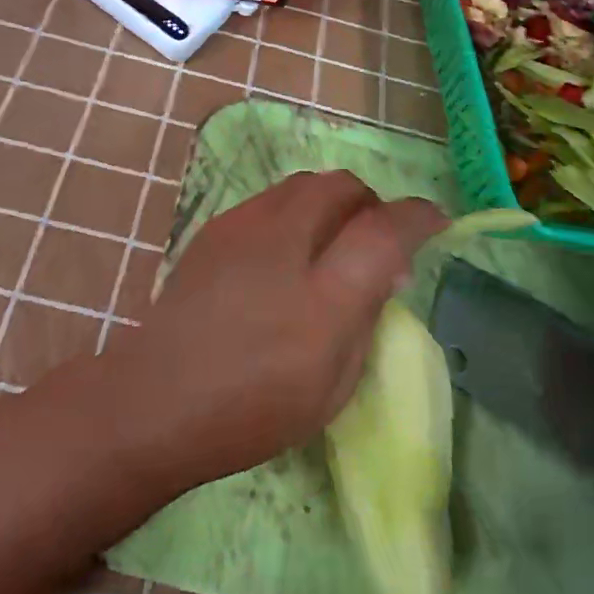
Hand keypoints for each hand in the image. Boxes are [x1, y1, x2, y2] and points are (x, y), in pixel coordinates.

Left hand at [94, 170, 447, 485]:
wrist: (158, 395)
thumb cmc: (252, 410)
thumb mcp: (332, 386)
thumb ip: (365, 318)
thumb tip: (387, 270)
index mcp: (322, 296)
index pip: (384, 229)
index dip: (418, 217)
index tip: (435, 221)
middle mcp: (282, 243)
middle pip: (341, 186)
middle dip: (370, 202)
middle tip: (375, 236)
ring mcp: (241, 228)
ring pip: (303, 183)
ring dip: (330, 201)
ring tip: (329, 241)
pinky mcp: (214, 226)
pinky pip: (269, 199)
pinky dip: (294, 210)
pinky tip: (284, 250)